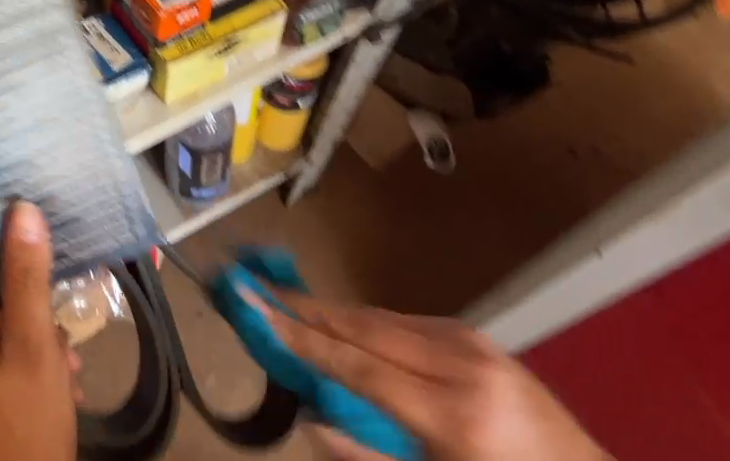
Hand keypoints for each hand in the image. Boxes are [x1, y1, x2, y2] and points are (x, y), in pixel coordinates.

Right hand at [250, 288, 609, 460]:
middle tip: (251, 286)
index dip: (297, 336)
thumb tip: (310, 419)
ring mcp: (474, 345)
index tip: (252, 307)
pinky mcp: (478, 338)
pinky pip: (403, 322)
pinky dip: (363, 320)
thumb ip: (370, 455)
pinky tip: (338, 322)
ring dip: (328, 310)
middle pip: (361, 326)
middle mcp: (462, 366)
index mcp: (454, 414)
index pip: (354, 363)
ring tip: (281, 300)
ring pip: (379, 317)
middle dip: (302, 308)